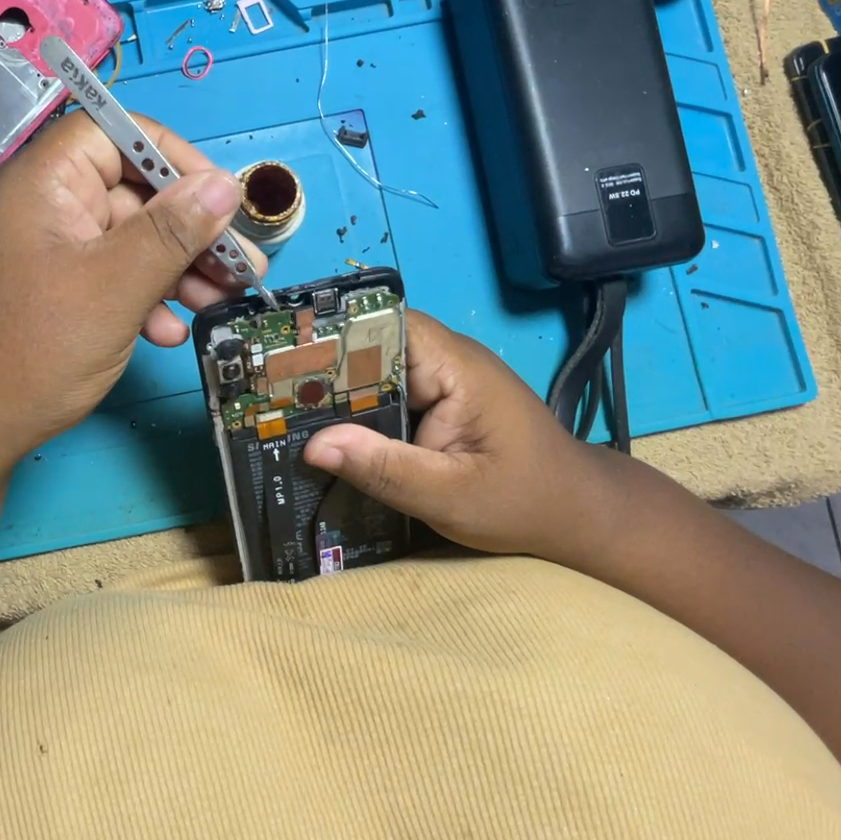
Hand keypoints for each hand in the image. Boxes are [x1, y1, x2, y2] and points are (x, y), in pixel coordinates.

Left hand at [0, 110, 265, 466]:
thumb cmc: (33, 351)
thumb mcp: (115, 288)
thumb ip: (172, 233)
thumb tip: (224, 184)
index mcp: (41, 183)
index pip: (114, 136)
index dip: (172, 158)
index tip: (220, 198)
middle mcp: (38, 208)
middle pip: (127, 195)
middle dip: (188, 232)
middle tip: (242, 268)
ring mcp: (39, 254)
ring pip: (121, 243)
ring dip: (173, 271)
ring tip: (219, 301)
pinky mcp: (43, 293)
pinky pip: (100, 279)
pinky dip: (137, 299)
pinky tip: (166, 333)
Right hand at [301, 311, 610, 561]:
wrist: (575, 514)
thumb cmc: (523, 501)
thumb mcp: (450, 495)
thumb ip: (385, 469)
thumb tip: (313, 446)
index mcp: (453, 366)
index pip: (382, 325)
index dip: (331, 335)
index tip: (280, 358)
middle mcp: (443, 359)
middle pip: (368, 345)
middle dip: (320, 366)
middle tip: (265, 393)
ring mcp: (439, 378)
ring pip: (372, 370)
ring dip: (332, 390)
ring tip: (279, 409)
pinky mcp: (434, 400)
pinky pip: (384, 392)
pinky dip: (353, 409)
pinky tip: (320, 429)